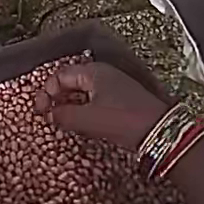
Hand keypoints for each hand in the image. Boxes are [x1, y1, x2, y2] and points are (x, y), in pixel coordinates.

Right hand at [33, 62, 168, 151]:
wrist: (161, 132)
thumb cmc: (123, 120)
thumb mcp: (88, 119)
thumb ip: (63, 115)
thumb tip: (48, 114)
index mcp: (93, 72)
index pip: (60, 75)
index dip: (47, 92)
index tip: (41, 110)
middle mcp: (103, 74)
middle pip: (70, 81)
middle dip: (56, 97)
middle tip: (49, 115)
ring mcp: (114, 86)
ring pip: (82, 91)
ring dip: (69, 104)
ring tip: (63, 121)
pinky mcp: (121, 100)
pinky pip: (94, 99)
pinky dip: (83, 108)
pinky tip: (82, 122)